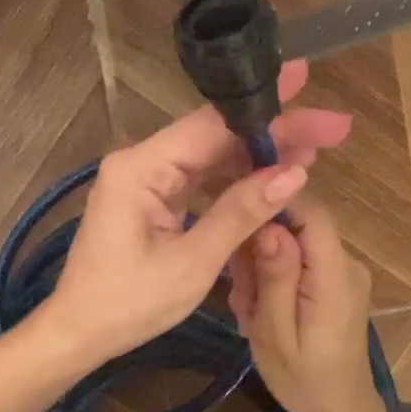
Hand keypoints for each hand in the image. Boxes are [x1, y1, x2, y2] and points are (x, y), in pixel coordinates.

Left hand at [37, 60, 350, 364]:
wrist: (78, 333)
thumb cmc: (129, 304)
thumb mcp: (192, 262)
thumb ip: (241, 212)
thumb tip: (294, 172)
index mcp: (141, 168)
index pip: (212, 124)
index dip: (265, 105)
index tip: (308, 78)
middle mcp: (139, 162)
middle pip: (214, 135)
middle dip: (272, 131)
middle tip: (331, 128)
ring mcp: (142, 180)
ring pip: (208, 156)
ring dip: (255, 157)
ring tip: (312, 152)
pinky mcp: (147, 200)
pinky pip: (196, 179)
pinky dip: (232, 181)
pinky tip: (269, 179)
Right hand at [228, 197, 382, 411]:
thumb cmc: (303, 380)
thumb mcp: (275, 334)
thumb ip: (275, 278)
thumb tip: (268, 226)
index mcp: (335, 277)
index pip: (311, 212)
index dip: (273, 202)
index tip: (233, 216)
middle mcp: (347, 265)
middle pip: (298, 228)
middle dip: (259, 248)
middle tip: (238, 292)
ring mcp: (344, 273)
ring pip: (294, 245)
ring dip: (263, 269)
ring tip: (249, 310)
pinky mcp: (336, 283)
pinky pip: (300, 263)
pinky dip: (275, 280)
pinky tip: (262, 312)